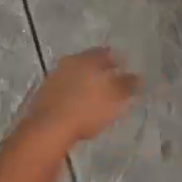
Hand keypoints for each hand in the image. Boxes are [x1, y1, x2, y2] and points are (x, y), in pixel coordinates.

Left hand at [20, 48, 139, 145]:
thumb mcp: (114, 98)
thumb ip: (127, 85)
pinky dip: (73, 94)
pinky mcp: (44, 94)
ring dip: (85, 82)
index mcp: (86, 59)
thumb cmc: (86, 109)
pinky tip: (79, 105)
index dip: (116, 59)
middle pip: (88, 63)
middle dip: (100, 70)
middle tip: (111, 81)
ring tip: (96, 95)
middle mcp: (68, 62)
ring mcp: (53, 77)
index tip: (124, 67)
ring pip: (74, 75)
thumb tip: (138, 77)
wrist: (48, 128)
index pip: (104, 53)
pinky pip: (64, 89)